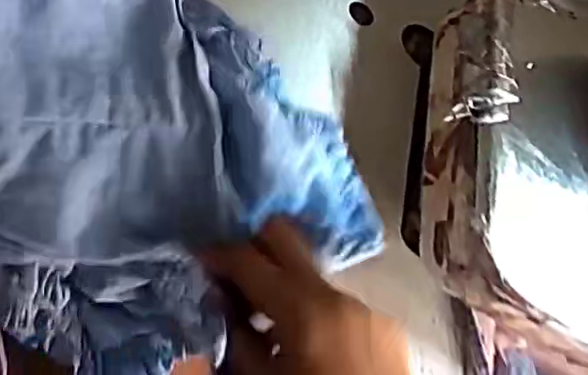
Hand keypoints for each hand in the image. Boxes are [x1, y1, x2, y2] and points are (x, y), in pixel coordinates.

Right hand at [200, 219, 410, 374]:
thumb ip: (238, 342)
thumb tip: (221, 306)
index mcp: (304, 308)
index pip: (248, 257)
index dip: (217, 255)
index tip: (198, 261)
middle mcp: (338, 295)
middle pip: (284, 236)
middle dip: (252, 247)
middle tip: (232, 276)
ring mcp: (368, 310)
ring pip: (312, 275)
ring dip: (286, 288)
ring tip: (269, 325)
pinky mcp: (389, 331)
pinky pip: (341, 307)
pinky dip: (317, 316)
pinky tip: (310, 350)